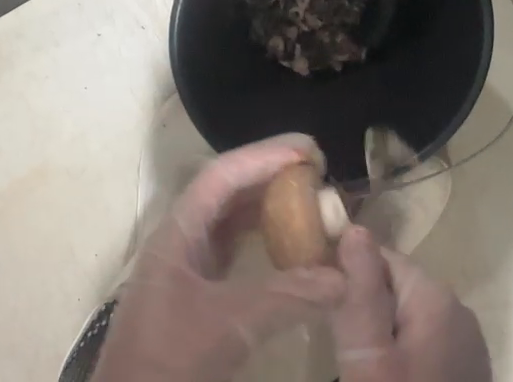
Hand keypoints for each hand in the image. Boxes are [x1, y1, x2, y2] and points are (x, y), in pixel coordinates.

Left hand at [93, 134, 346, 381]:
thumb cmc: (168, 360)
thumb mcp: (230, 324)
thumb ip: (288, 296)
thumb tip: (344, 277)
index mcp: (177, 232)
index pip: (223, 174)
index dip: (266, 155)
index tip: (309, 151)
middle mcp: (180, 238)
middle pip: (227, 188)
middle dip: (271, 173)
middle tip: (316, 169)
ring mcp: (185, 264)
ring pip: (230, 216)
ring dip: (268, 202)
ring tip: (308, 196)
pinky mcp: (194, 290)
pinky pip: (233, 245)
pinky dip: (262, 235)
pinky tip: (287, 240)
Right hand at [332, 225, 492, 381]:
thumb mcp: (369, 362)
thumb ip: (361, 294)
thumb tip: (354, 228)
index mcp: (436, 297)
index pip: (382, 259)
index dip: (346, 271)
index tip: (313, 296)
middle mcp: (458, 312)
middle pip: (396, 289)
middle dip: (362, 305)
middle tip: (326, 337)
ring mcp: (466, 347)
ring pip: (409, 320)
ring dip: (379, 334)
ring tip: (347, 363)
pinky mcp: (464, 376)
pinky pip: (424, 348)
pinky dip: (400, 357)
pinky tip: (382, 380)